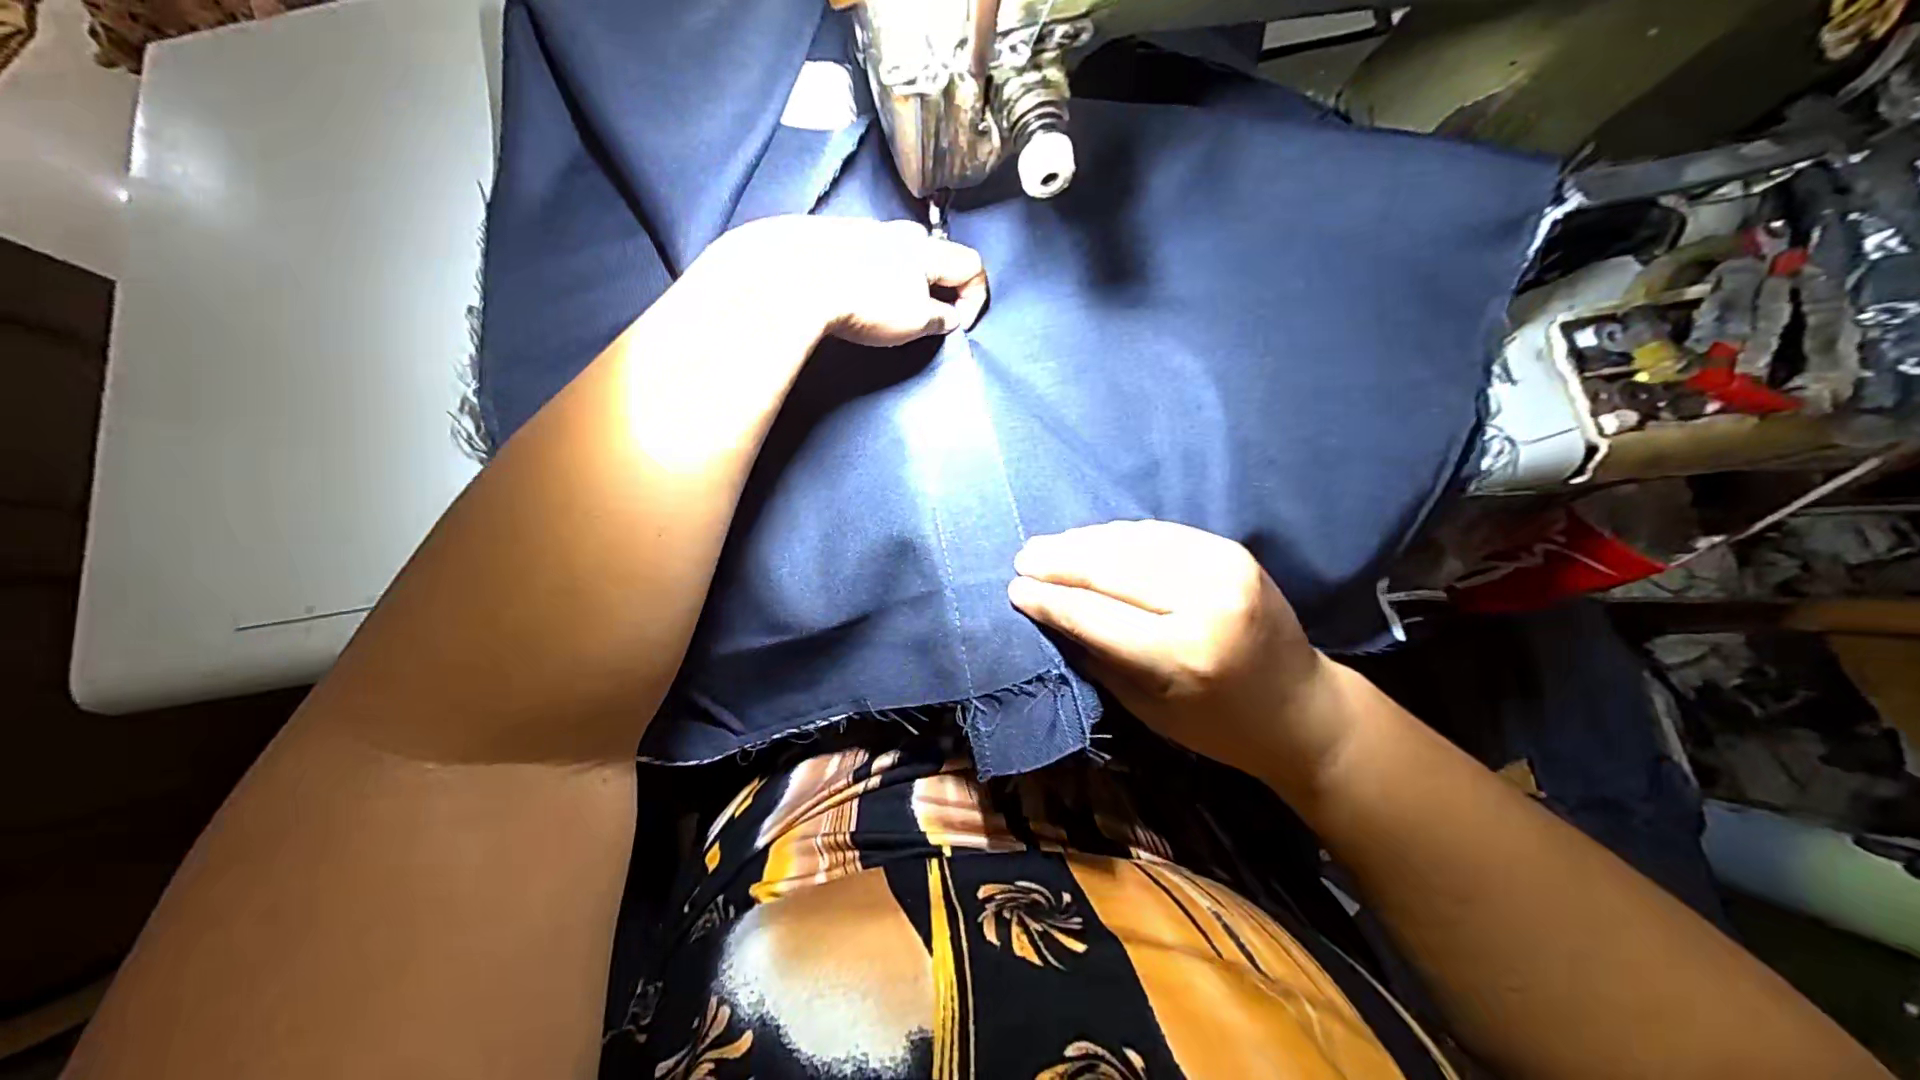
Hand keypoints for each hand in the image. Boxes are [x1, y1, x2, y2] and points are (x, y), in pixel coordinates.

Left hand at [703, 216, 987, 347]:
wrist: (795, 279)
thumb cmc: (861, 301)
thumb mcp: (913, 321)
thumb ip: (940, 319)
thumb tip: (949, 317)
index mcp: (926, 250)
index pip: (971, 264)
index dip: (975, 298)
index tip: (960, 323)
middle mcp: (897, 232)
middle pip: (934, 254)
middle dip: (938, 284)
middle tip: (926, 315)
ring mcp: (862, 230)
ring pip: (897, 253)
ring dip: (902, 280)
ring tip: (885, 309)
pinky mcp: (831, 238)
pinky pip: (864, 255)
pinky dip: (870, 276)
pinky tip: (853, 296)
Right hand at [1006, 520, 1359, 791]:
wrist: (1301, 709)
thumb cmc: (1216, 726)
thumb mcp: (1146, 706)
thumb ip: (1095, 655)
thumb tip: (1048, 612)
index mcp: (1182, 653)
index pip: (1095, 613)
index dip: (1050, 599)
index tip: (1015, 589)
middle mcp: (1205, 602)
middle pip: (1111, 569)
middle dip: (1060, 562)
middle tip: (1023, 558)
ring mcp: (1225, 568)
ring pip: (1134, 542)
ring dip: (1085, 542)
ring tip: (1049, 546)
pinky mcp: (1233, 551)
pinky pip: (1162, 533)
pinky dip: (1121, 536)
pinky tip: (1094, 540)